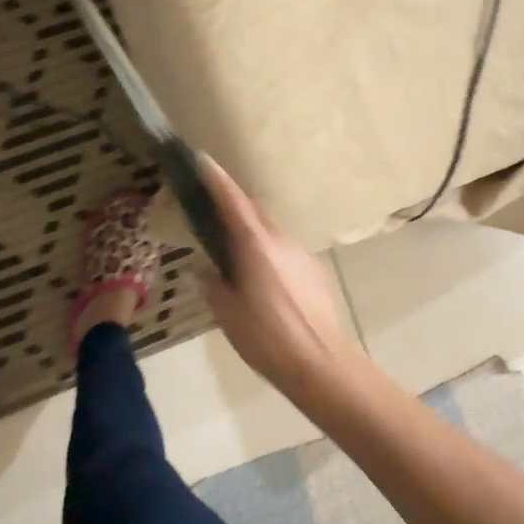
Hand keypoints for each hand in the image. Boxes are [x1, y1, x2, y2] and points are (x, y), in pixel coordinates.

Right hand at [197, 157, 360, 389]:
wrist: (321, 363)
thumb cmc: (267, 339)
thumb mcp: (228, 315)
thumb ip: (214, 286)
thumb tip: (206, 271)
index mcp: (255, 246)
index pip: (233, 201)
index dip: (216, 179)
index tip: (202, 160)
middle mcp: (281, 241)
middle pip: (255, 210)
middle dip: (234, 203)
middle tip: (213, 209)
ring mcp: (302, 255)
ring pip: (272, 230)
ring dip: (253, 230)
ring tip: (236, 251)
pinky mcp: (316, 272)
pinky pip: (286, 251)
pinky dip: (270, 252)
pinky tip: (264, 279)